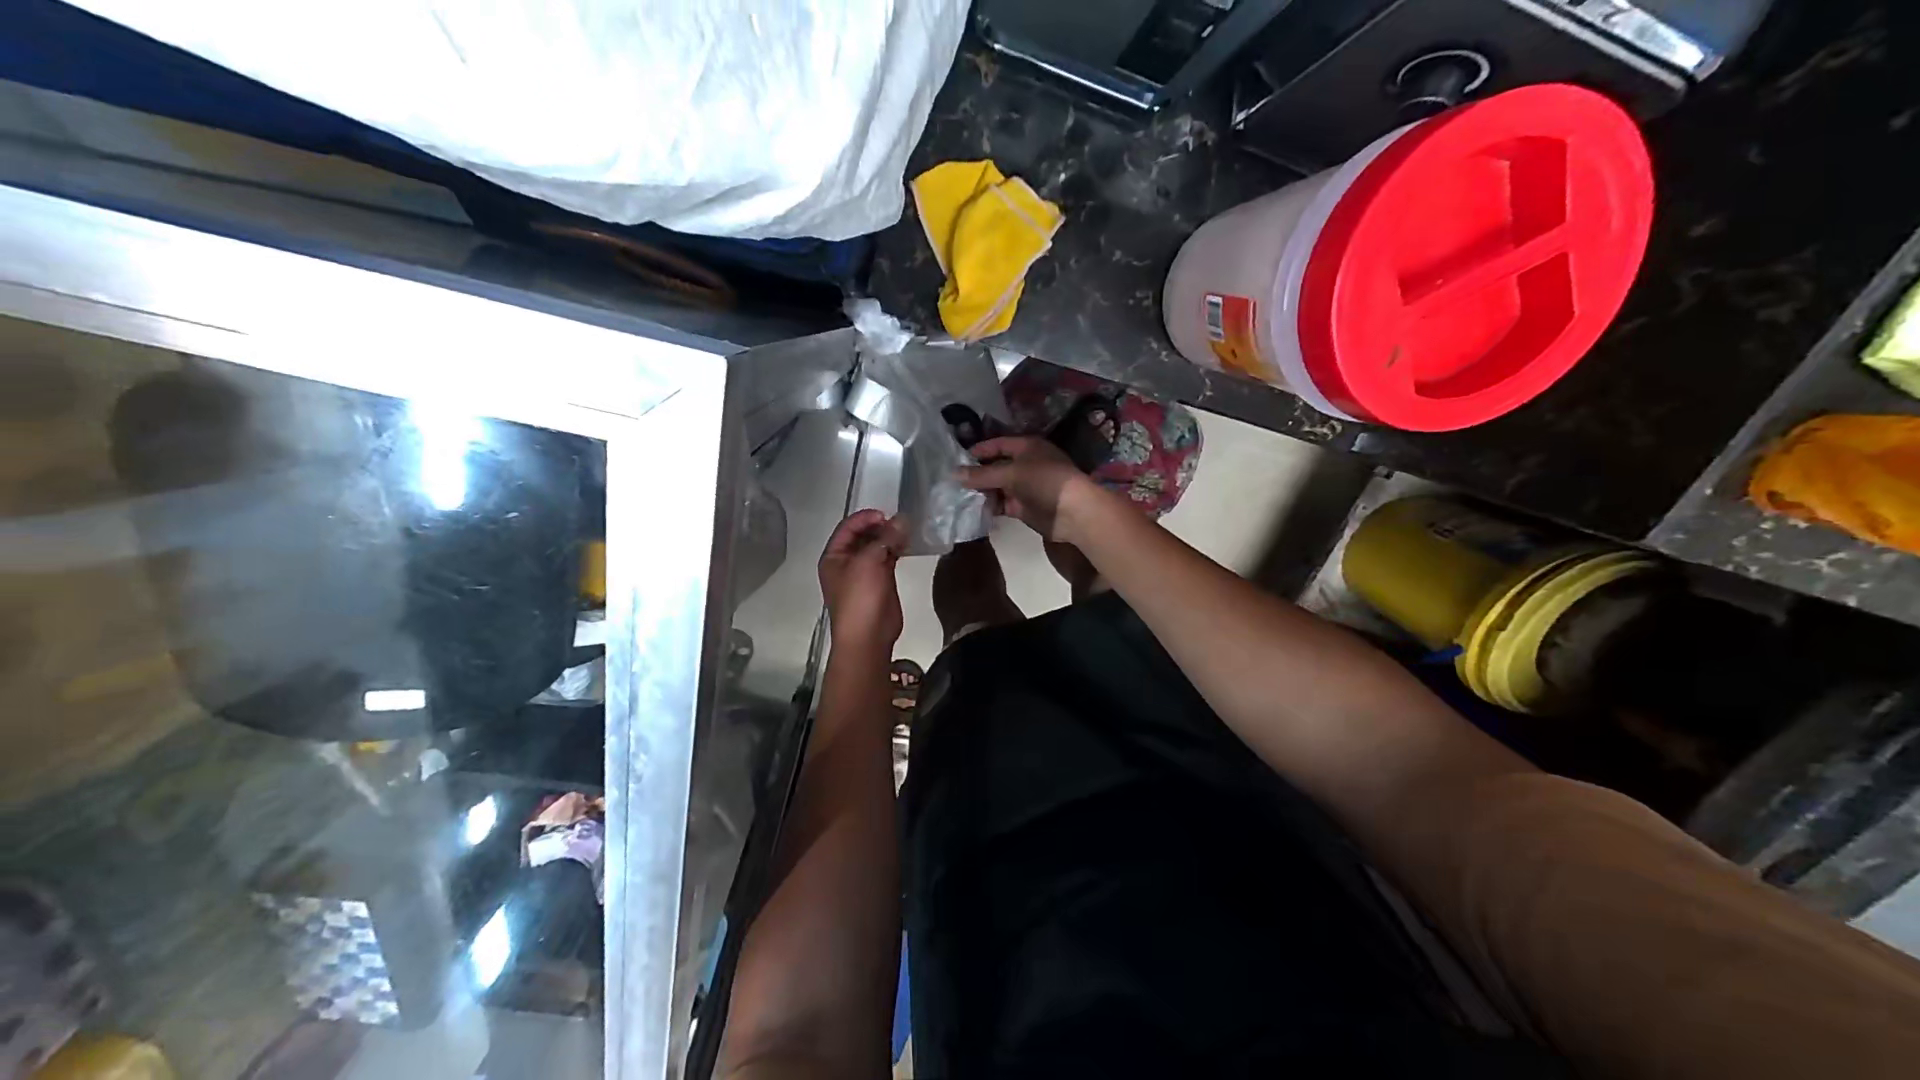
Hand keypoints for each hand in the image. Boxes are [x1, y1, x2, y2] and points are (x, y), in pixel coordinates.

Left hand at [818, 509, 906, 650]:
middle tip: (899, 523)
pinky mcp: (880, 583)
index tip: (885, 514)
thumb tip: (902, 519)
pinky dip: (896, 551)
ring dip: (889, 538)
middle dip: (879, 527)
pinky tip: (908, 544)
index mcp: (833, 557)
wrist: (868, 636)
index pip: (847, 528)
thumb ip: (885, 538)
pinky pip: (887, 560)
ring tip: (907, 530)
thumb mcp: (869, 563)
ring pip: (876, 548)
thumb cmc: (860, 597)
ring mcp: (863, 574)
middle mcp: (846, 563)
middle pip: (862, 537)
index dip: (864, 518)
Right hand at [957, 436, 1102, 542]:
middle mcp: (1025, 464)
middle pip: (996, 466)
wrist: (1072, 511)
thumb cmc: (1044, 481)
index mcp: (1026, 447)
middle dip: (977, 472)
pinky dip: (989, 506)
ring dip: (981, 490)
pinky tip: (972, 508)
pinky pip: (1001, 503)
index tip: (958, 458)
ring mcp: (1024, 487)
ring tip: (958, 494)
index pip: (998, 444)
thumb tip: (954, 473)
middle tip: (952, 479)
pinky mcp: (1023, 507)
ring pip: (997, 486)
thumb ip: (982, 474)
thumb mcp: (1011, 473)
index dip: (979, 449)